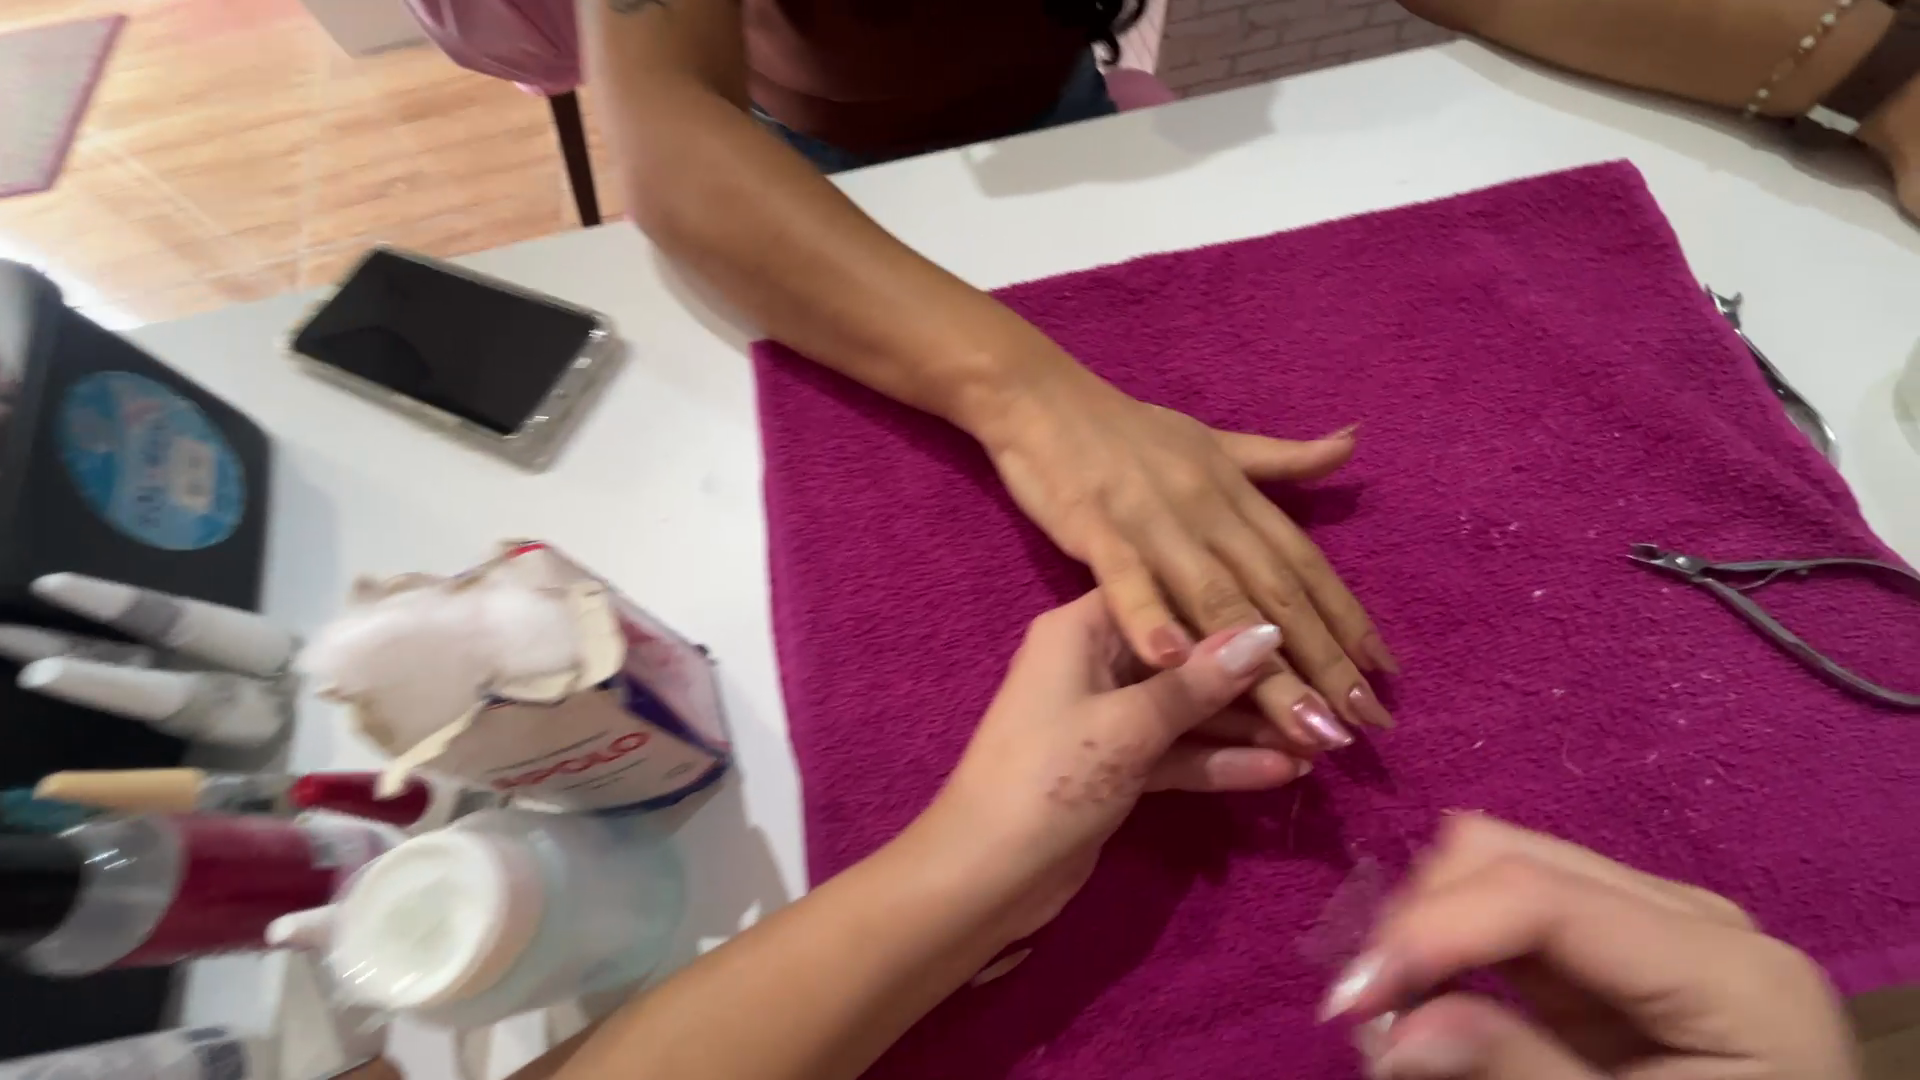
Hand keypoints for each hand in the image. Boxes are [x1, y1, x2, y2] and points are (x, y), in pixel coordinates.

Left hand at [915, 592, 1309, 942]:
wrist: (987, 871)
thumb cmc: (1051, 777)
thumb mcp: (1128, 724)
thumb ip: (1198, 681)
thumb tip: (1266, 631)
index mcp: (1080, 629)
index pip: (1165, 602)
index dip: (1229, 612)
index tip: (1297, 626)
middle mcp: (1093, 661)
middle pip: (1182, 659)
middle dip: (1249, 682)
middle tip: (1324, 700)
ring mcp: (1104, 715)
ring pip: (1184, 710)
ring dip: (1243, 726)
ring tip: (1319, 741)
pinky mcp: (1114, 763)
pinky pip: (1173, 751)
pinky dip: (1217, 760)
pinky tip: (1278, 771)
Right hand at [977, 365, 1394, 754]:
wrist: (1044, 400)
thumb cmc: (1128, 429)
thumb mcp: (1212, 439)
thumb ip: (1278, 459)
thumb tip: (1351, 442)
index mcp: (1235, 495)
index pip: (1304, 564)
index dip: (1348, 619)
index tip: (1386, 675)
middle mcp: (1207, 512)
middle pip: (1274, 594)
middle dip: (1324, 662)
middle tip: (1364, 726)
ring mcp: (1152, 523)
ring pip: (1217, 599)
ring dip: (1263, 668)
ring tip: (1304, 725)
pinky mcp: (1096, 530)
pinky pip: (1127, 579)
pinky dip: (1150, 617)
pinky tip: (1172, 662)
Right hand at [1322, 815, 1857, 1079]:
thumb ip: (1517, 1073)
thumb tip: (1388, 1033)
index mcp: (1727, 970)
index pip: (1537, 896)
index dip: (1430, 931)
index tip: (1356, 998)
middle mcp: (1686, 912)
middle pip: (1502, 855)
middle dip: (1416, 918)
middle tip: (1369, 1001)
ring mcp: (1644, 908)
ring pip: (1485, 855)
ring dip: (1420, 917)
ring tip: (1394, 992)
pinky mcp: (1603, 923)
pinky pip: (1496, 888)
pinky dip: (1444, 927)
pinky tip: (1427, 979)